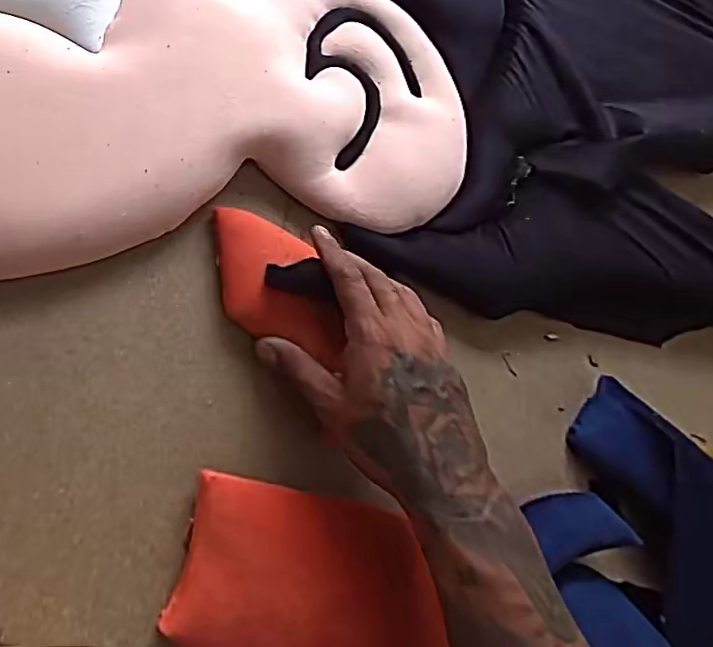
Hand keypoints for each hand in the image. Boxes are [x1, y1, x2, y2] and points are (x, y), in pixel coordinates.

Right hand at [255, 226, 496, 516]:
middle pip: (378, 279)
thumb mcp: (331, 407)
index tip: (319, 233)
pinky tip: (399, 306)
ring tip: (363, 271)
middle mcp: (405, 330)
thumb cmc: (384, 442)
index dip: (332, 253)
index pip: (350, 279)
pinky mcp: (445, 358)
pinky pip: (422, 312)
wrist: (447, 478)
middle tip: (334, 249)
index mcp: (374, 335)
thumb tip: (264, 344)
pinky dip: (403, 296)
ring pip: (404, 292)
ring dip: (380, 274)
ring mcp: (430, 343)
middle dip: (354, 258)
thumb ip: (297, 369)